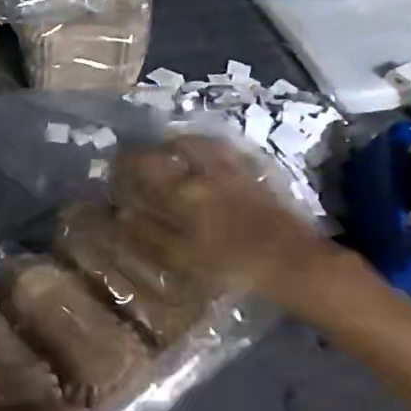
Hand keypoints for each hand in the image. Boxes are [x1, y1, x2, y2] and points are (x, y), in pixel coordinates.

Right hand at [113, 135, 341, 304]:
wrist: (292, 263)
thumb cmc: (232, 266)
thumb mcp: (184, 257)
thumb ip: (152, 233)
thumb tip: (125, 214)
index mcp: (186, 191)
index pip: (149, 163)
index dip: (129, 161)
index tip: (119, 166)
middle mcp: (210, 171)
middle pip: (181, 144)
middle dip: (161, 146)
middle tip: (151, 156)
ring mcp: (238, 170)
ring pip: (208, 144)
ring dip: (189, 144)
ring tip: (179, 153)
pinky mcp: (260, 176)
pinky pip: (232, 153)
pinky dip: (216, 152)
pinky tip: (215, 165)